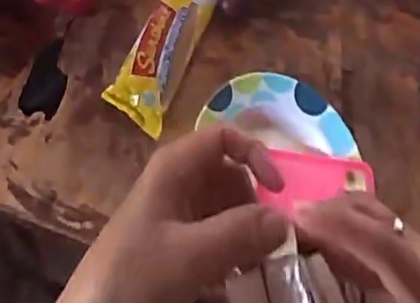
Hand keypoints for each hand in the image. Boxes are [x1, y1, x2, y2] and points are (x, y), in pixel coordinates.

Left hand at [60, 126, 289, 302]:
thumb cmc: (134, 274)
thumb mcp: (187, 254)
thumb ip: (237, 234)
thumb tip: (285, 218)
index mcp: (175, 167)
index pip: (224, 137)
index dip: (254, 153)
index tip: (279, 190)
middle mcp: (178, 183)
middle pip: (230, 177)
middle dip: (255, 206)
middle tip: (275, 244)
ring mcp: (177, 217)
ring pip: (227, 212)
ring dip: (247, 236)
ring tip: (260, 267)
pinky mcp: (176, 250)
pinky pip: (216, 242)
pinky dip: (233, 257)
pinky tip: (238, 282)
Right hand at [293, 193, 419, 302]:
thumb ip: (380, 297)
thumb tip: (344, 284)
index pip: (380, 244)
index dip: (335, 226)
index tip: (295, 215)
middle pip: (382, 219)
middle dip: (335, 210)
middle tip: (293, 217)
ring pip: (390, 226)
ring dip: (349, 221)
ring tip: (312, 230)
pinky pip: (400, 244)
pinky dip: (368, 239)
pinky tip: (350, 257)